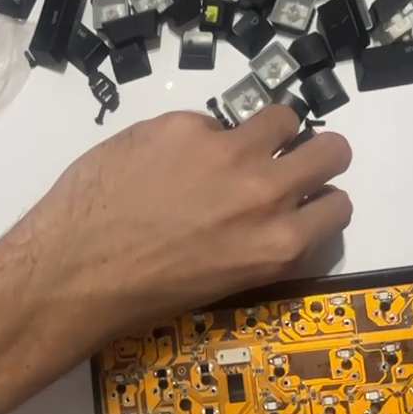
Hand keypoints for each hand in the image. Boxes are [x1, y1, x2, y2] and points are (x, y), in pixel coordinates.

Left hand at [4, 105, 351, 342]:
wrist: (73, 272)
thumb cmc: (144, 296)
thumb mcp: (224, 285)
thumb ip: (263, 246)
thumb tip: (274, 217)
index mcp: (278, 246)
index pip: (339, 206)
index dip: (322, 202)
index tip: (305, 201)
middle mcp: (265, 193)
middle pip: (331, 149)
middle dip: (315, 155)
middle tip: (287, 162)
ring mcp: (226, 151)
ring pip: (282, 117)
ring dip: (266, 134)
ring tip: (229, 153)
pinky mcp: (183, 125)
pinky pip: (211, 120)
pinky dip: (197, 138)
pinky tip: (163, 163)